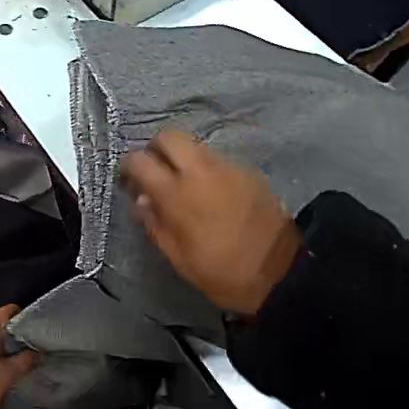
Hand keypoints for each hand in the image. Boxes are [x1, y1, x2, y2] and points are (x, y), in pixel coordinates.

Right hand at [120, 131, 301, 316]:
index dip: (128, 167)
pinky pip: (217, 158)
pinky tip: (210, 191)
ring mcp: (227, 167)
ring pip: (195, 145)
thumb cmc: (223, 272)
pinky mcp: (248, 171)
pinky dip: (206, 167)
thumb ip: (155, 225)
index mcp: (177, 194)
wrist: (281, 271)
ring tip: (183, 183)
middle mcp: (200, 171)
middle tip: (155, 172)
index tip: (129, 181)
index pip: (140, 161)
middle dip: (156, 149)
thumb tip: (140, 199)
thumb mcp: (179, 259)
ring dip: (182, 157)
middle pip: (169, 136)